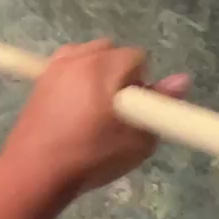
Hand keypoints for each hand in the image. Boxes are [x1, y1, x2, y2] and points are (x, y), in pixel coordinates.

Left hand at [0, 39, 188, 195]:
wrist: (37, 168)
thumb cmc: (93, 154)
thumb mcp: (138, 137)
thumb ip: (160, 103)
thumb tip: (182, 79)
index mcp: (103, 65)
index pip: (137, 56)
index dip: (142, 81)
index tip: (135, 108)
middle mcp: (77, 57)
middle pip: (109, 50)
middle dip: (119, 72)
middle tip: (117, 108)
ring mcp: (53, 67)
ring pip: (84, 55)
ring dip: (95, 71)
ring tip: (95, 106)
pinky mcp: (38, 81)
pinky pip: (64, 67)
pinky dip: (73, 77)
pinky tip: (73, 106)